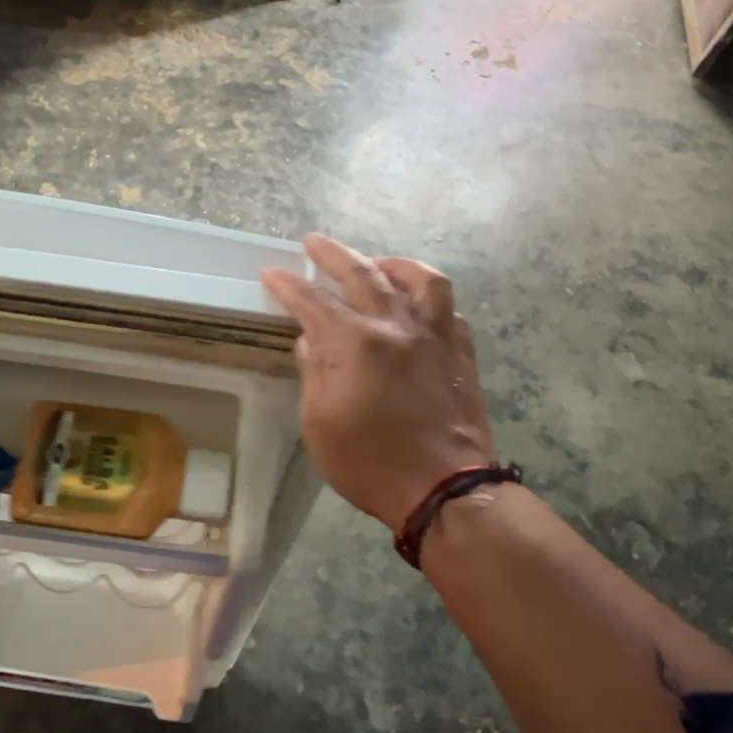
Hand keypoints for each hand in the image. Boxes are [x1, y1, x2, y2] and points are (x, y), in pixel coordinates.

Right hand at [262, 234, 494, 531]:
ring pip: (421, 280)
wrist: (443, 489)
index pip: (313, 301)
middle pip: (363, 273)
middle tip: (314, 242)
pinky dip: (430, 301)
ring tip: (378, 264)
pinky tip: (419, 308)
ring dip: (395, 265)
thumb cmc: (370, 463)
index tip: (272, 272)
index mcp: (355, 343)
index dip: (288, 285)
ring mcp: (435, 337)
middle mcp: (397, 326)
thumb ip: (313, 373)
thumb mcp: (318, 423)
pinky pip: (449, 311)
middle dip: (333, 254)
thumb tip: (311, 343)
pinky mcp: (461, 354)